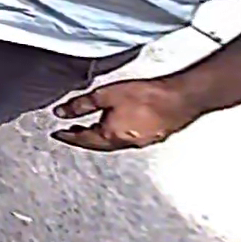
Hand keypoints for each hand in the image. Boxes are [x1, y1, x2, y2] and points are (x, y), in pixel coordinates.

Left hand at [52, 78, 199, 151]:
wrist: (184, 97)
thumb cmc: (145, 96)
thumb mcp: (102, 96)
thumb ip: (78, 106)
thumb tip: (59, 113)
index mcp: (114, 135)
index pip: (84, 140)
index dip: (68, 137)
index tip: (56, 135)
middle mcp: (131, 142)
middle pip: (100, 145)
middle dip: (81, 140)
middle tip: (68, 133)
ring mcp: (148, 141)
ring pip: (115, 143)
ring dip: (97, 138)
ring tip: (84, 129)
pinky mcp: (159, 136)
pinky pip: (129, 140)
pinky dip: (113, 136)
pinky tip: (110, 127)